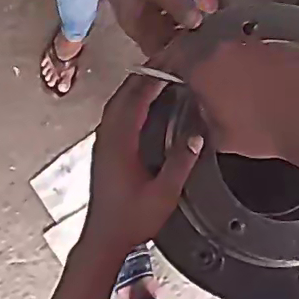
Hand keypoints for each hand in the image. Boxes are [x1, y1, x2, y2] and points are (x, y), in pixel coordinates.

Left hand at [77, 73, 202, 257]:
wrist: (103, 238)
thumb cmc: (131, 219)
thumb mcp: (164, 194)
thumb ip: (180, 163)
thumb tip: (196, 135)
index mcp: (120, 144)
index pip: (136, 100)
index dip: (153, 79)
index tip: (169, 63)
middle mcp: (107, 138)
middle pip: (123, 95)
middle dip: (143, 75)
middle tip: (164, 60)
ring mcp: (102, 143)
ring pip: (116, 103)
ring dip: (134, 86)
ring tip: (156, 74)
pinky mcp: (103, 150)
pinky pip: (114, 114)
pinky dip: (129, 100)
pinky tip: (141, 102)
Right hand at [94, 0, 202, 54]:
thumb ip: (181, 9)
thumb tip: (196, 23)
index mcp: (134, 24)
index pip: (156, 48)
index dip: (176, 50)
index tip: (199, 42)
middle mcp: (134, 14)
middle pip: (162, 29)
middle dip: (184, 24)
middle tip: (209, 19)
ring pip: (164, 9)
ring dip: (183, 6)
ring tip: (206, 2)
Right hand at [158, 39, 298, 163]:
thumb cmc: (267, 131)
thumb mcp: (222, 137)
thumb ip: (201, 121)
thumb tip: (199, 116)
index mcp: (204, 68)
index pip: (172, 57)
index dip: (164, 65)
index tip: (163, 72)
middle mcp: (226, 48)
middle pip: (202, 51)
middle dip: (198, 67)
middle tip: (200, 86)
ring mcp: (255, 44)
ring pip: (230, 52)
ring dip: (228, 67)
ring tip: (236, 91)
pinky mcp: (279, 45)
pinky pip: (256, 54)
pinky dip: (254, 67)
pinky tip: (263, 87)